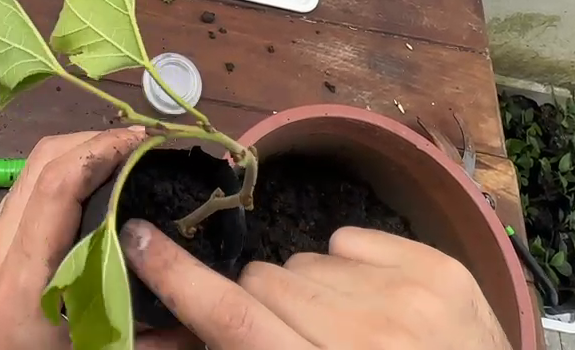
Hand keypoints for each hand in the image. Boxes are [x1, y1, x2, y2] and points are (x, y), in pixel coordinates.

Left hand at [0, 128, 149, 349]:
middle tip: (141, 145)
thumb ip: (151, 341)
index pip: (56, 185)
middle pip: (40, 162)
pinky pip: (22, 199)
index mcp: (20, 283)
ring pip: (28, 174)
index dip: (102, 149)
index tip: (144, 141)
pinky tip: (89, 196)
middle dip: (93, 139)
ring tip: (121, 161)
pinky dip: (58, 182)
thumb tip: (200, 306)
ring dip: (75, 156)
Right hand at [122, 221, 512, 349]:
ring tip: (353, 335)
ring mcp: (410, 300)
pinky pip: (347, 239)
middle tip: (299, 344)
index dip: (178, 276)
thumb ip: (246, 346)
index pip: (234, 320)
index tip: (135, 235)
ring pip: (303, 260)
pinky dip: (353, 271)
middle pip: (263, 282)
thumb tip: (173, 334)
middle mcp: (368, 339)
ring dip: (311, 292)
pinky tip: (385, 311)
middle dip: (263, 307)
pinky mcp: (439, 269)